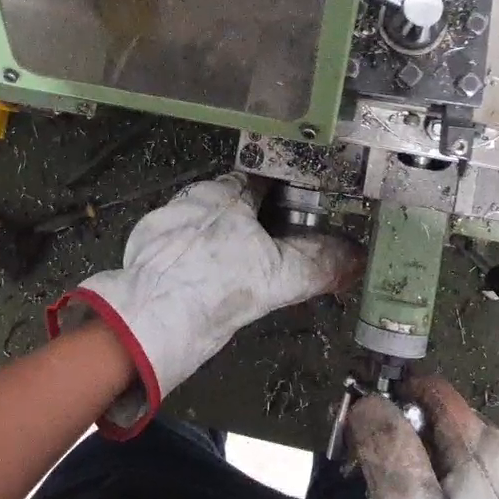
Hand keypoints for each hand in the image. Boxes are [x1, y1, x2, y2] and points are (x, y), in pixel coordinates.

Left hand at [47, 173, 356, 436]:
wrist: (149, 318)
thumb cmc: (217, 288)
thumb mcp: (278, 278)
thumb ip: (319, 265)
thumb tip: (355, 258)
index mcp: (227, 192)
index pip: (261, 179)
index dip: (281, 193)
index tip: (294, 209)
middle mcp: (193, 196)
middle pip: (229, 197)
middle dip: (246, 215)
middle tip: (264, 244)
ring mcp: (164, 218)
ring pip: (200, 218)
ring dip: (215, 234)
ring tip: (230, 264)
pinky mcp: (143, 243)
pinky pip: (173, 241)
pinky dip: (187, 254)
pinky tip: (197, 277)